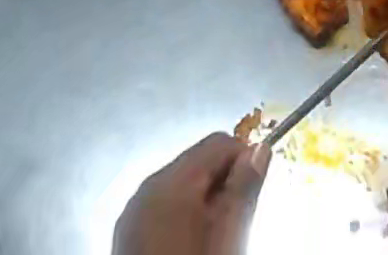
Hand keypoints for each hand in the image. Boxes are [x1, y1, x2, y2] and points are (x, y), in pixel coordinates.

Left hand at [113, 133, 269, 254]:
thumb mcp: (228, 240)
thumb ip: (243, 192)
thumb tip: (260, 149)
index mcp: (174, 180)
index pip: (218, 142)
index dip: (243, 161)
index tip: (256, 194)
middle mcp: (148, 182)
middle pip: (196, 161)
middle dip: (223, 184)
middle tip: (237, 227)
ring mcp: (133, 206)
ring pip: (179, 183)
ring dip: (203, 201)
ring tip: (216, 242)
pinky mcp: (127, 228)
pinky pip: (160, 204)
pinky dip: (181, 214)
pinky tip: (190, 246)